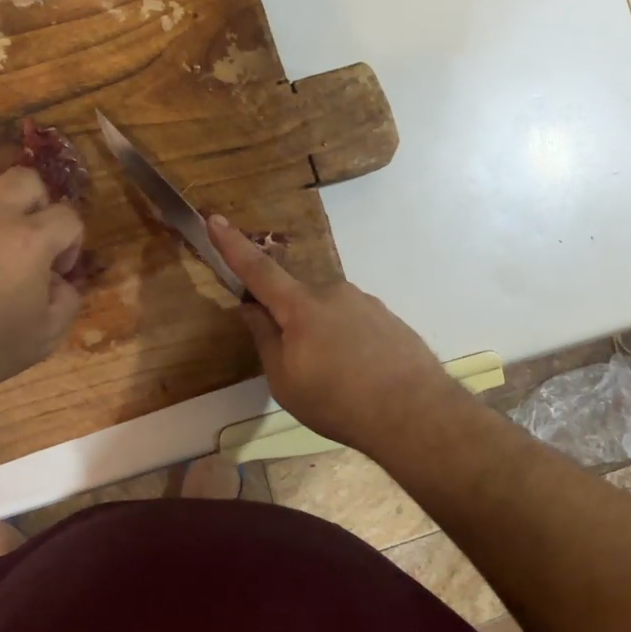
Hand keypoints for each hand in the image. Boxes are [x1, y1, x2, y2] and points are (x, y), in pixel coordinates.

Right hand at [208, 215, 467, 453]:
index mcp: (301, 306)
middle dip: (291, 325)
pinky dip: (351, 346)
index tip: (215, 219)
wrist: (415, 413)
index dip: (233, 246)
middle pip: (298, 300)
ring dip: (324, 338)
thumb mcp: (284, 380)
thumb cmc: (337, 400)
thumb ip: (265, 338)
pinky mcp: (391, 320)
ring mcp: (367, 303)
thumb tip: (251, 307)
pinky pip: (357, 326)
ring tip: (338, 382)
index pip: (259, 270)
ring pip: (330, 314)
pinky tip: (362, 378)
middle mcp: (334, 293)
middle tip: (301, 368)